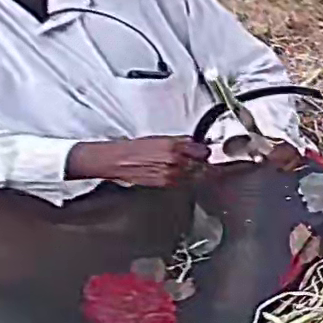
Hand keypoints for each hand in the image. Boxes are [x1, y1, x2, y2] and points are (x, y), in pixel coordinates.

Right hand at [66, 137, 208, 187]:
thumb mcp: (159, 139)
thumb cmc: (133, 148)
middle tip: (206, 165)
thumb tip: (196, 144)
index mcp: (173, 145)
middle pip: (204, 165)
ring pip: (197, 176)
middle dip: (207, 165)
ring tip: (195, 171)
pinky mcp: (167, 183)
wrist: (115, 160)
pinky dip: (188, 180)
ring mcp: (172, 173)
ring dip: (200, 174)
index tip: (207, 154)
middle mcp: (175, 160)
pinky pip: (186, 182)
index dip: (206, 153)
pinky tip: (183, 176)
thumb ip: (180, 143)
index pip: (203, 151)